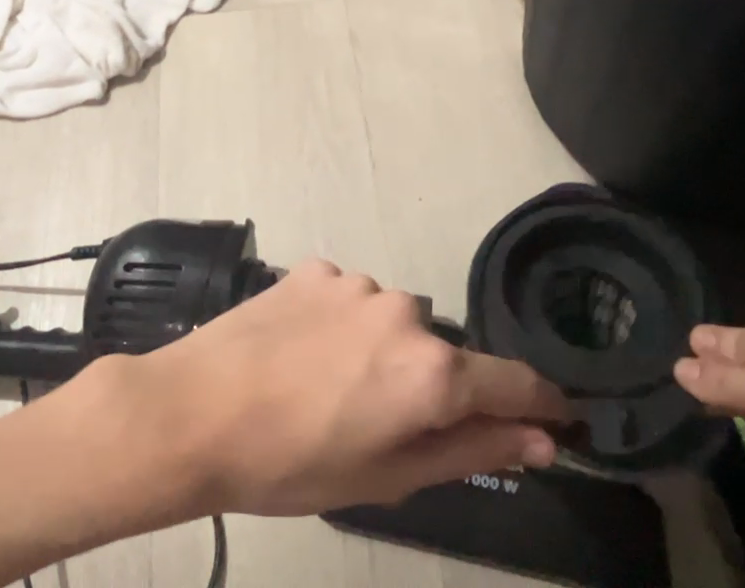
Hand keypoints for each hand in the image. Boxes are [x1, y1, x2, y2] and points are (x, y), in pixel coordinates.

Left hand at [86, 259, 568, 516]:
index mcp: (432, 371)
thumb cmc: (290, 464)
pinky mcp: (315, 269)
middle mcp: (405, 313)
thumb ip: (471, 451)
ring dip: (379, 352)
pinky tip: (302, 351)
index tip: (553, 418)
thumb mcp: (386, 476)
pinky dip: (341, 325)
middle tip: (374, 423)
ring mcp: (357, 283)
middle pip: (442, 353)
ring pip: (393, 324)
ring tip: (325, 387)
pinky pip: (349, 299)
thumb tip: (540, 440)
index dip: (539, 403)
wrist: (192, 412)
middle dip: (427, 386)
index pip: (514, 382)